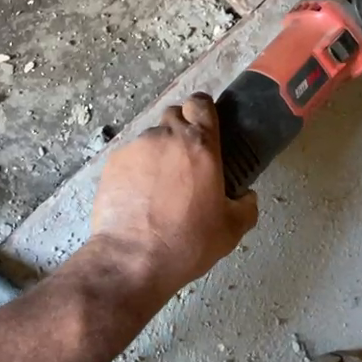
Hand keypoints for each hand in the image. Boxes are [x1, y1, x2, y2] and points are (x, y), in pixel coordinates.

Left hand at [87, 94, 258, 297]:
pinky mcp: (114, 160)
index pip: (201, 103)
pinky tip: (140, 195)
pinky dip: (137, 168)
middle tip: (186, 160)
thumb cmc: (187, 242)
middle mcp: (167, 136)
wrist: (132, 258)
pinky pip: (131, 156)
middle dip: (181, 130)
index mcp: (200, 144)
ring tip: (160, 185)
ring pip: (152, 137)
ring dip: (159, 152)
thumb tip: (247, 197)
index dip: (203, 110)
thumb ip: (245, 207)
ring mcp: (137, 146)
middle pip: (175, 115)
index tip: (205, 126)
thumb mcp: (230, 231)